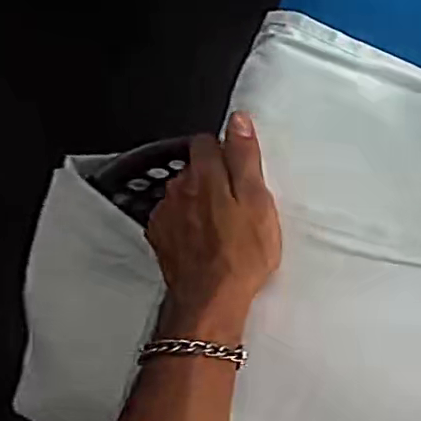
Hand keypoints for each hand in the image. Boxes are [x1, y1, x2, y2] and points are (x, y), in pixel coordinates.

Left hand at [146, 111, 282, 342]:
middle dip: (215, 175)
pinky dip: (190, 222)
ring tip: (228, 222)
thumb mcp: (258, 201)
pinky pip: (176, 217)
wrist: (212, 297)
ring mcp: (167, 213)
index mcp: (205, 176)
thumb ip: (245, 158)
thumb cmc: (242, 253)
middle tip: (242, 199)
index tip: (243, 165)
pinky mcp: (162, 237)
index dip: (227, 150)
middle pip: (195, 167)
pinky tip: (210, 238)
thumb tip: (239, 122)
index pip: (207, 141)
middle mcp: (179, 189)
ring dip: (202, 199)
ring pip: (185, 193)